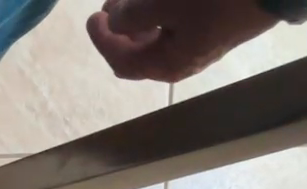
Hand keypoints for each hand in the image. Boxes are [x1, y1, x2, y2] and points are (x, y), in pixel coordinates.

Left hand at [86, 0, 279, 82]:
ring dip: (139, 19)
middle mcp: (182, 60)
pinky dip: (160, 12)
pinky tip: (158, 0)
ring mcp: (200, 43)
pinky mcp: (214, 23)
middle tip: (108, 6)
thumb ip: (134, 15)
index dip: (103, 40)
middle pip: (137, 53)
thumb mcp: (167, 3)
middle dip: (119, 29)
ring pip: (156, 36)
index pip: (123, 61)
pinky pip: (176, 23)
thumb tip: (116, 21)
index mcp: (168, 64)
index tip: (92, 16)